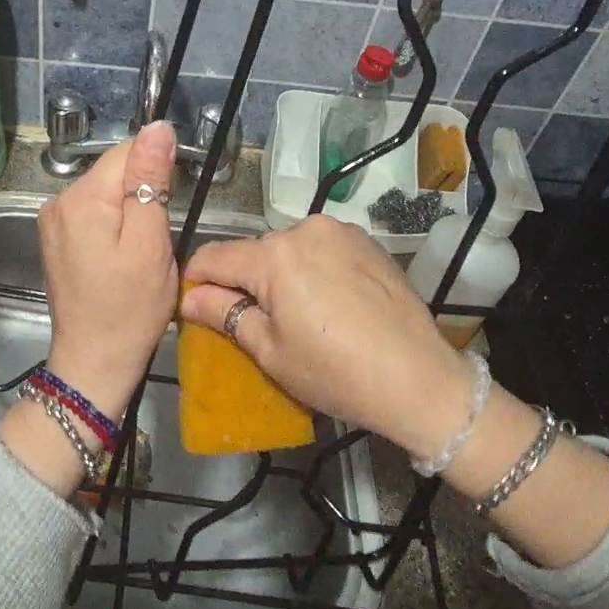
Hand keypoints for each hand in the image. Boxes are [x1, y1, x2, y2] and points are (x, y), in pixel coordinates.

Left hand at [36, 121, 178, 418]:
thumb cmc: (130, 309)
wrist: (94, 363)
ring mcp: (53, 220)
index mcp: (82, 197)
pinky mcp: (56, 237)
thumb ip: (151, 181)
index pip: (128, 152)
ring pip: (107, 192)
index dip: (157, 173)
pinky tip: (122, 256)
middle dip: (143, 195)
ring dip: (130, 211)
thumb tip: (158, 127)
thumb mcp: (150, 243)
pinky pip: (94, 213)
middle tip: (157, 240)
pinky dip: (115, 226)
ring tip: (141, 251)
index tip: (172, 208)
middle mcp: (59, 200)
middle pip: (115, 171)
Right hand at [179, 215, 475, 458]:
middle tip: (251, 323)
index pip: (214, 256)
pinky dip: (313, 270)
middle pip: (254, 252)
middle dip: (244, 282)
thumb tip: (188, 298)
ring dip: (281, 275)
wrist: (420, 380)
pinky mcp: (367, 242)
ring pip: (289, 249)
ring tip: (297, 316)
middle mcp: (305, 229)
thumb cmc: (336, 373)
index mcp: (274, 255)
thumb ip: (224, 314)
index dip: (196, 281)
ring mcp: (341, 232)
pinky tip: (330, 305)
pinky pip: (322, 250)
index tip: (192, 306)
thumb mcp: (271, 351)